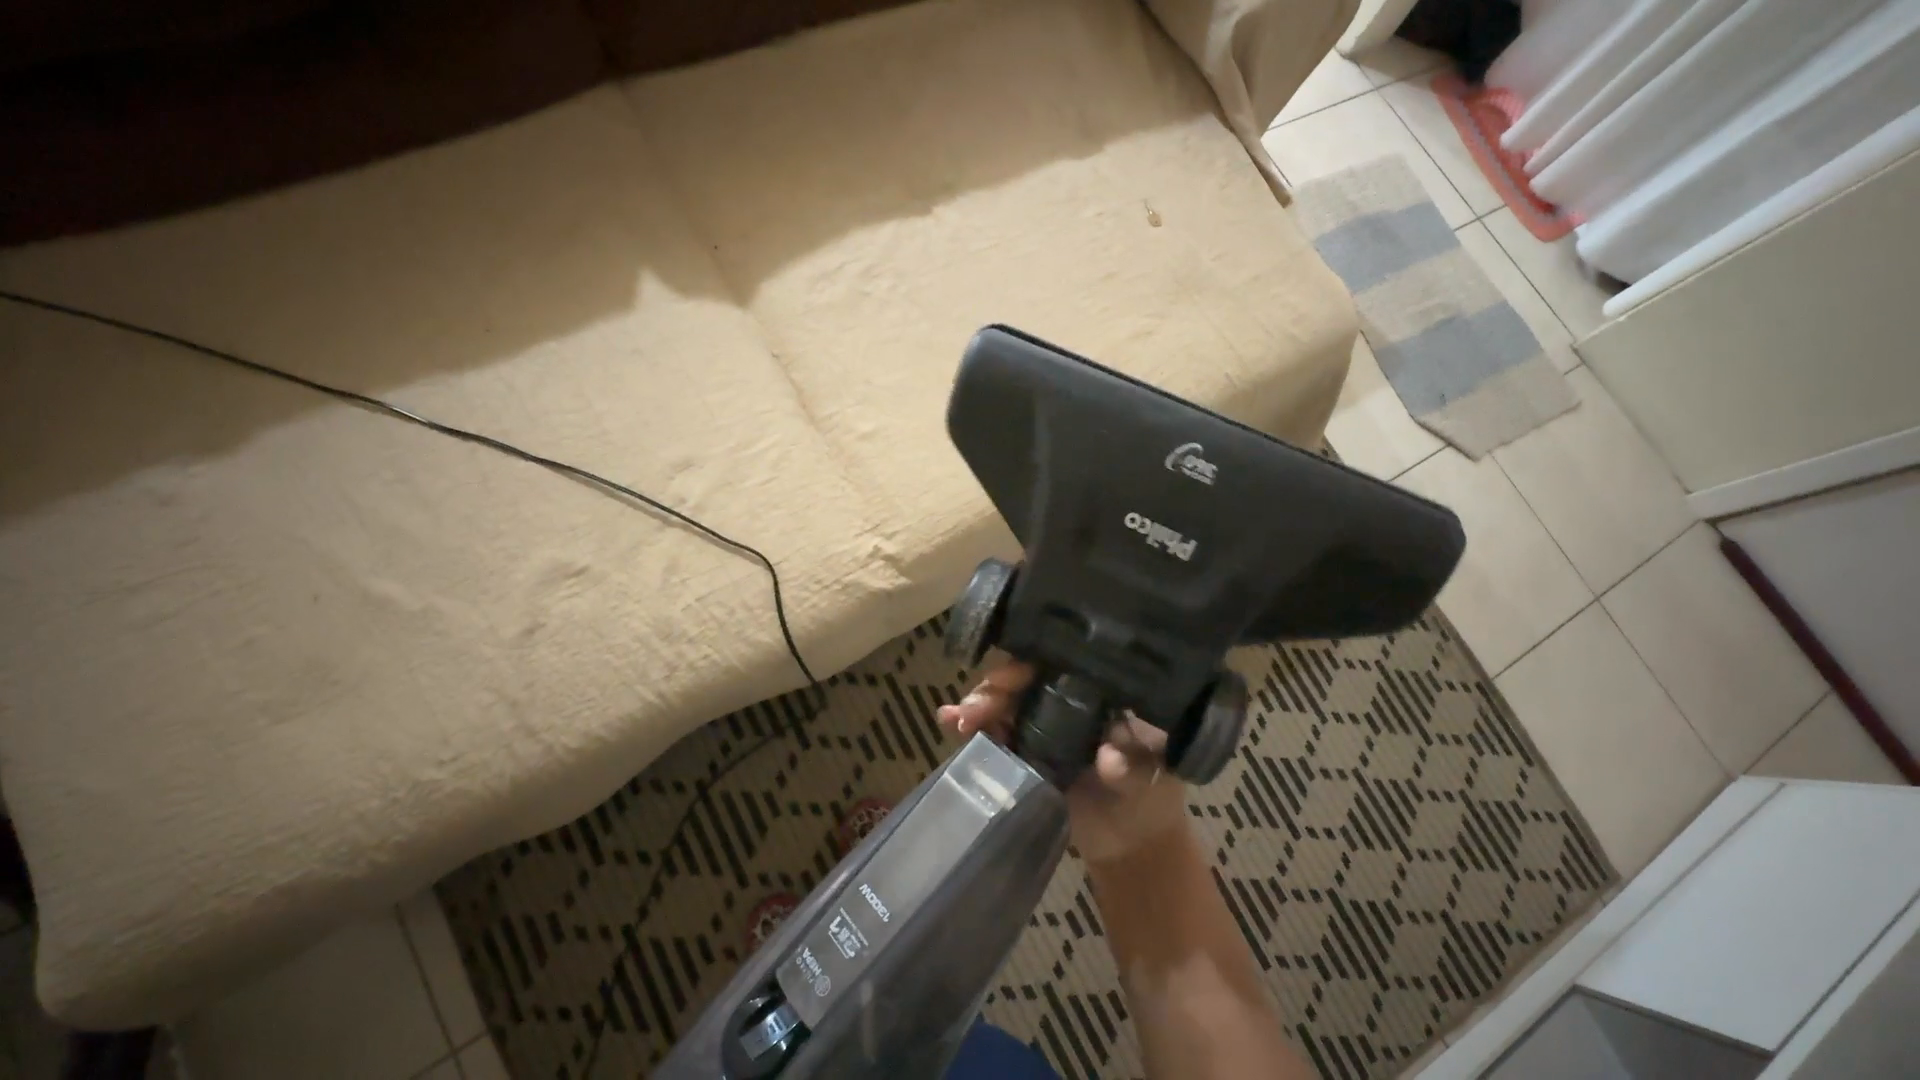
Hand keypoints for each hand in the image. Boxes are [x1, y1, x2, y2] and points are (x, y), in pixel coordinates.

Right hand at [936, 659, 1189, 864]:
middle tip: (978, 707)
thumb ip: (1133, 767)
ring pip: (1002, 704)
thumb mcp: (1153, 777)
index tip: (1014, 675)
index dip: (1034, 664)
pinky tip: (947, 721)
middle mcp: (1065, 701)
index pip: (1061, 663)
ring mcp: (1039, 728)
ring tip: (961, 718)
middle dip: (996, 688)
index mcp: (1099, 693)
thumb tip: (1108, 758)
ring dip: (978, 704)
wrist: (1134, 846)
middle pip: (1023, 681)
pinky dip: (969, 726)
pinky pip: (992, 736)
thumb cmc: (1152, 796)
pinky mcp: (1021, 756)